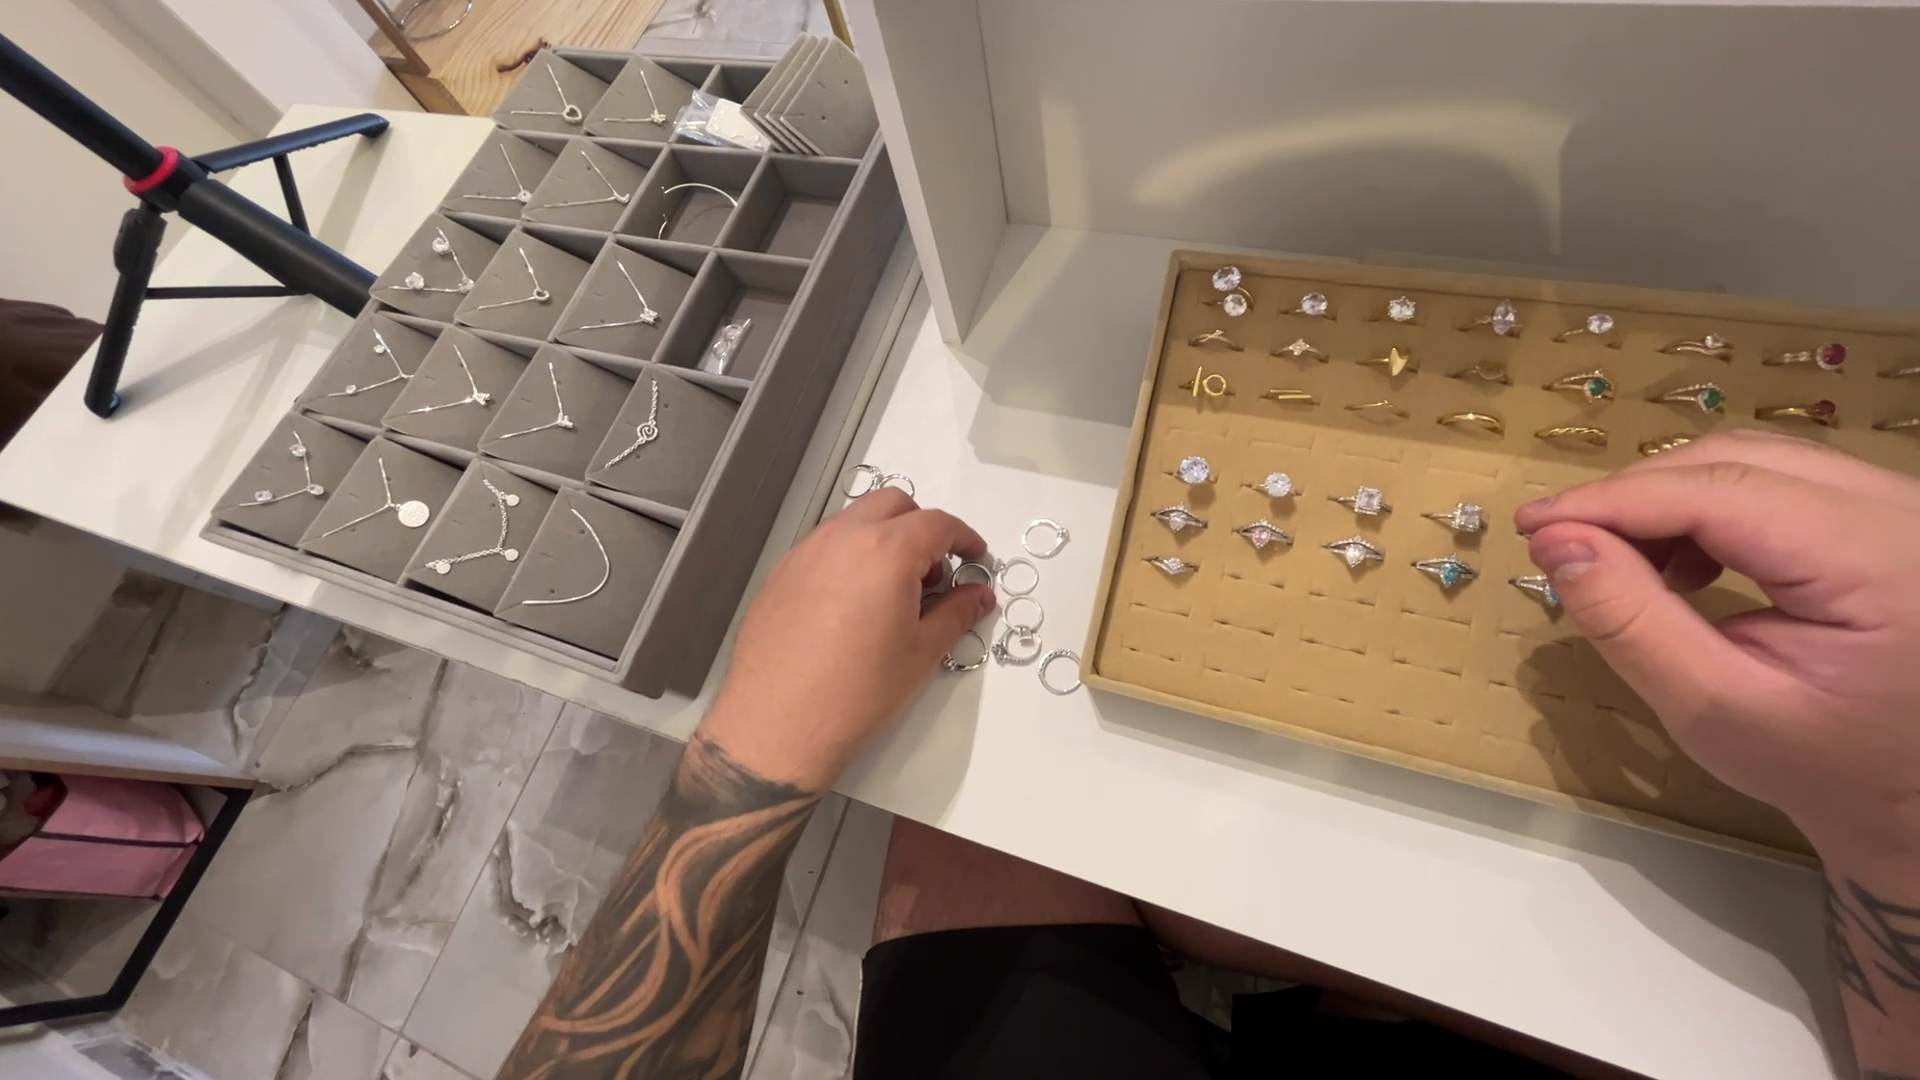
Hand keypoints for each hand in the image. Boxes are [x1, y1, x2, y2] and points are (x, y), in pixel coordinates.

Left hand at [705, 488, 996, 792]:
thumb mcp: (920, 653)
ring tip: (894, 590)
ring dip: (885, 537)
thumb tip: (980, 595)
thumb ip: (956, 613)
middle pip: (894, 505)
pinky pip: (826, 546)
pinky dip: (851, 555)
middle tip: (936, 573)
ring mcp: (806, 552)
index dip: (965, 538)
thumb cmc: (857, 693)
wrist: (777, 726)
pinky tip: (854, 603)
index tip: (976, 558)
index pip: (937, 524)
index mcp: (885, 552)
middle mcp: (843, 538)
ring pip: (856, 520)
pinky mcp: (782, 573)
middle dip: (923, 527)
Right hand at [1514, 430, 1919, 863]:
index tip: (1529, 525)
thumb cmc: (1818, 761)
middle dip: (1631, 496)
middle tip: (1565, 546)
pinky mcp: (1886, 518)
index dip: (1610, 500)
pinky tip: (1681, 562)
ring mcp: (1905, 511)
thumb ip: (1626, 619)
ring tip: (1621, 559)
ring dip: (1662, 500)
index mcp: (1888, 566)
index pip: (1721, 493)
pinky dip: (1699, 508)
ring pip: (1750, 462)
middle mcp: (1912, 516)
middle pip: (1736, 462)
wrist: (1917, 787)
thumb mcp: (1706, 703)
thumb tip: (1553, 542)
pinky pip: (1773, 481)